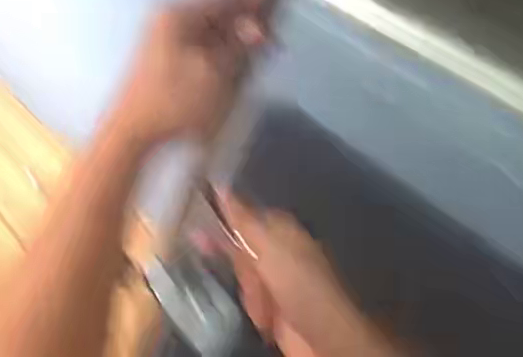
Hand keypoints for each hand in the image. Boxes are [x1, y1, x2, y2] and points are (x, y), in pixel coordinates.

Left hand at [105, 0, 263, 149]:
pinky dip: (216, 53)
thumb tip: (257, 29)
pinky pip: (197, 45)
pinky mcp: (163, 56)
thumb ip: (239, 47)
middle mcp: (168, 17)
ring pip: (208, 29)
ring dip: (231, 41)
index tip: (275, 16)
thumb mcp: (215, 74)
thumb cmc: (174, 101)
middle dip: (243, 25)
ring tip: (252, 61)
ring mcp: (163, 36)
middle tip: (269, 44)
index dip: (251, 2)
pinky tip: (230, 70)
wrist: (130, 133)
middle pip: (215, 11)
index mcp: (178, 13)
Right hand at [219, 193, 400, 356]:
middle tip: (243, 272)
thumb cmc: (298, 282)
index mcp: (279, 226)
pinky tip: (265, 316)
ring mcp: (274, 277)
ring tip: (264, 304)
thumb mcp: (268, 245)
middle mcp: (275, 247)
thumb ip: (241, 218)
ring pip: (241, 272)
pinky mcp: (271, 304)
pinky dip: (252, 305)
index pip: (243, 212)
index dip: (222, 214)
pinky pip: (249, 297)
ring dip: (248, 289)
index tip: (198, 215)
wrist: (325, 339)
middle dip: (238, 263)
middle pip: (239, 243)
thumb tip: (219, 182)